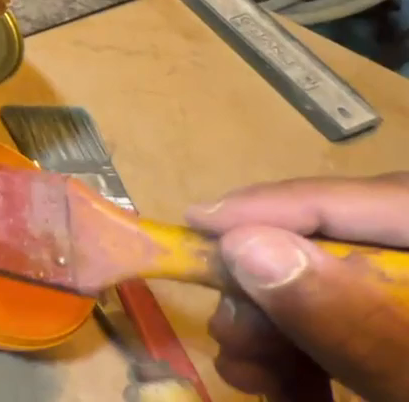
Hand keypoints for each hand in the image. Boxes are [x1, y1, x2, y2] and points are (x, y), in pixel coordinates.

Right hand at [187, 174, 408, 401]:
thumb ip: (362, 327)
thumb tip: (246, 243)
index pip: (400, 203)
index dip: (294, 206)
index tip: (199, 223)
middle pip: (373, 248)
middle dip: (281, 284)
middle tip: (228, 327)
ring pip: (360, 293)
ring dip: (287, 326)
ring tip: (245, 369)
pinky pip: (376, 332)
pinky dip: (318, 355)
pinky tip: (284, 385)